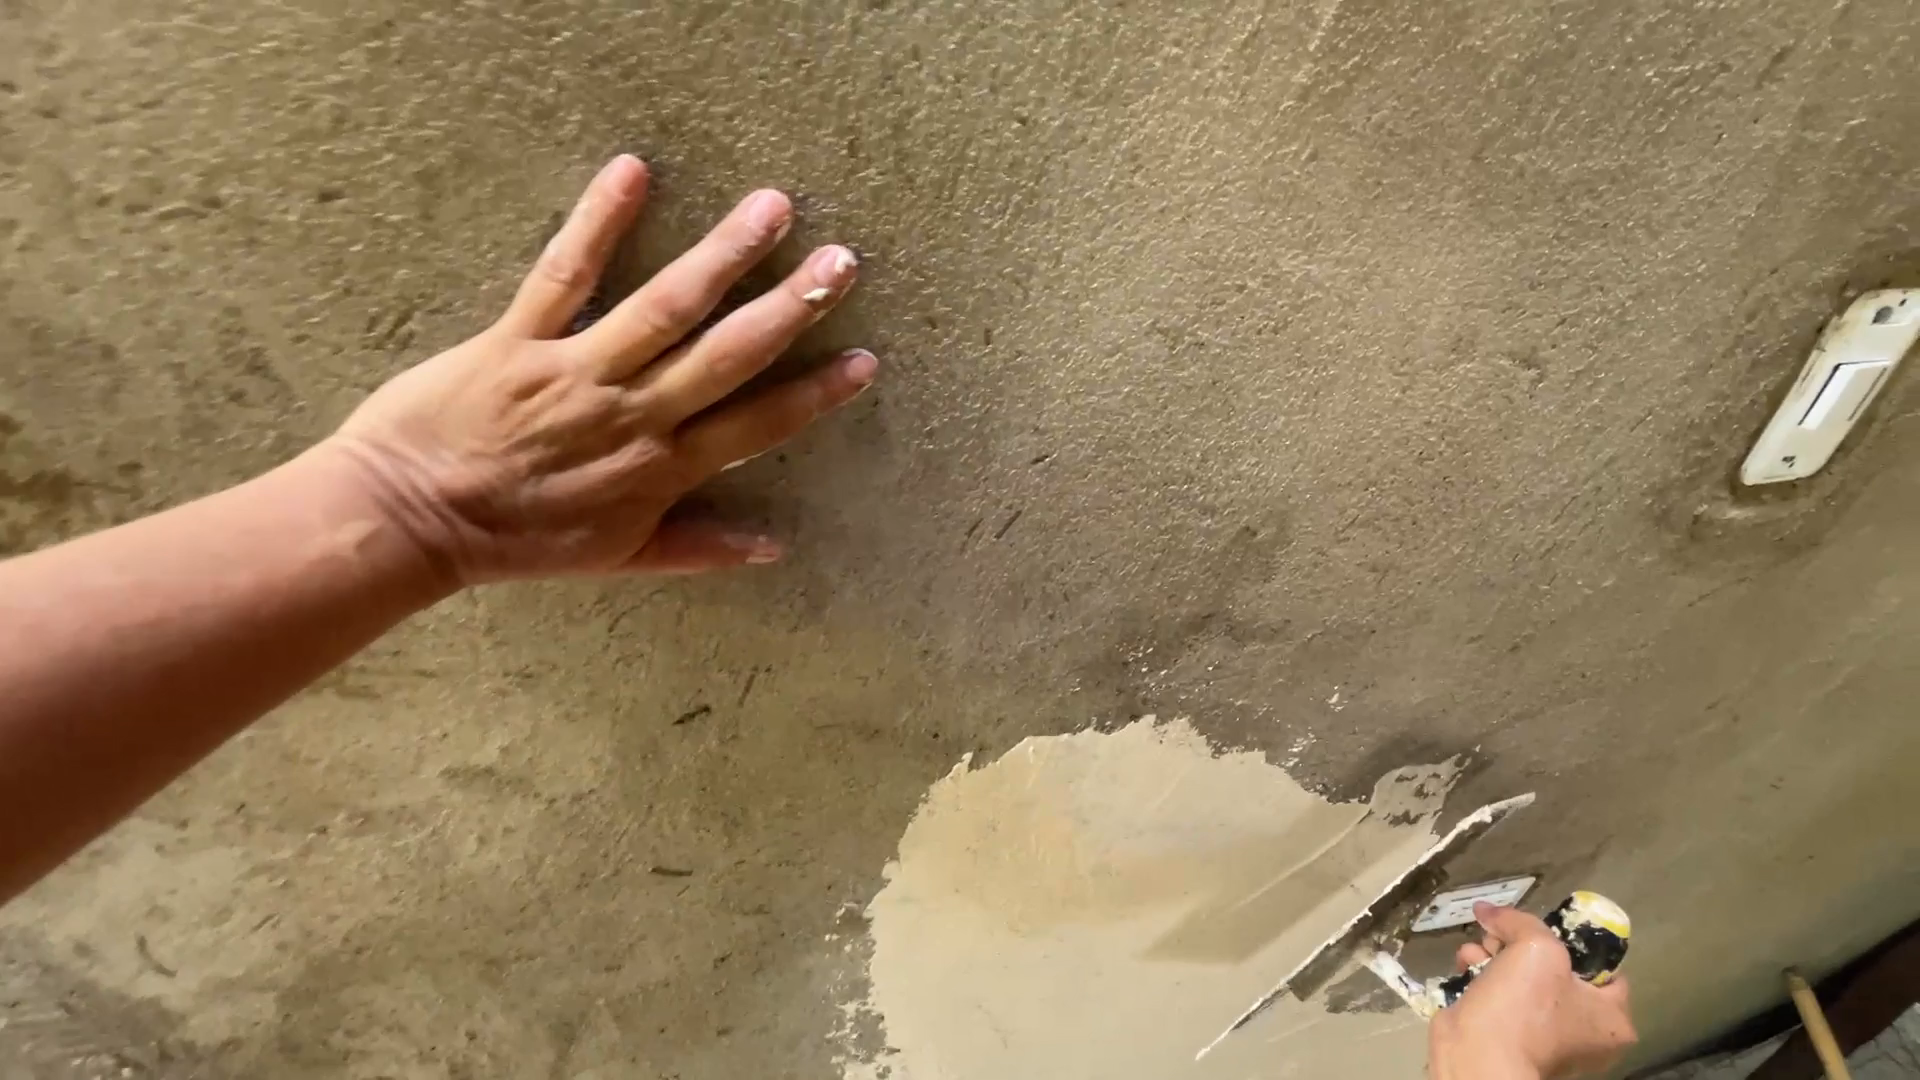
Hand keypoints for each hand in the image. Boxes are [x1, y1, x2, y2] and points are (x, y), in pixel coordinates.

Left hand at [327, 154, 876, 585]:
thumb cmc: (522, 542)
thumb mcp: (623, 558)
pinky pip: (562, 274)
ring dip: (723, 255)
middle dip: (790, 306)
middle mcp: (634, 414)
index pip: (759, 425)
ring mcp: (578, 370)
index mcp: (663, 468)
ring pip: (664, 307)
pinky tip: (634, 172)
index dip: (815, 394)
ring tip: (772, 210)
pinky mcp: (518, 338)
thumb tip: (776, 548)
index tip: (862, 361)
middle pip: (726, 353)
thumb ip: (703, 548)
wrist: (409, 521)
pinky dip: (598, 223)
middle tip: (840, 263)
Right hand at [1428, 902, 1636, 1079]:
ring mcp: (1548, 1037)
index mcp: (1612, 1019)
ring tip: (1474, 953)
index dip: (1571, 942)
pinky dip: (1481, 976)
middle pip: (1555, 968)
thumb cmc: (1525, 1006)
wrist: (1481, 1054)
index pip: (1605, 969)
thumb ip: (1519, 920)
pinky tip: (1465, 967)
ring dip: (1492, 956)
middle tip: (1499, 939)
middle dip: (1518, 945)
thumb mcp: (1535, 947)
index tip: (1538, 929)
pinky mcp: (1511, 1035)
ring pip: (1522, 977)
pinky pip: (1501, 995)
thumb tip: (1487, 910)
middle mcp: (1587, 1031)